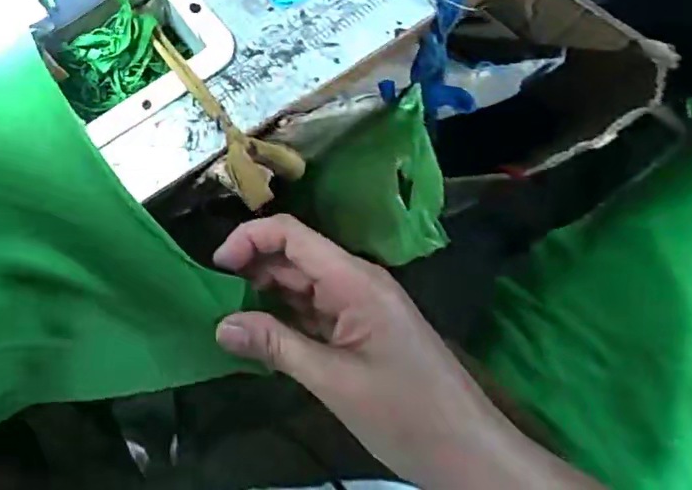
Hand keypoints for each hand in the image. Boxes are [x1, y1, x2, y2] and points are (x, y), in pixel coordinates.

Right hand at [212, 216, 599, 489]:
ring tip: (230, 315)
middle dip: (251, 267)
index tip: (216, 267)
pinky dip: (286, 316)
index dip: (249, 239)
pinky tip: (263, 333)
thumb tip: (221, 325)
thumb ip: (277, 346)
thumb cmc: (409, 416)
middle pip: (293, 254)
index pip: (290, 233)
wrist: (477, 458)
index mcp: (352, 278)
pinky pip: (315, 307)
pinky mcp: (362, 325)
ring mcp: (360, 302)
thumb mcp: (335, 383)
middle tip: (214, 297)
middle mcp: (355, 279)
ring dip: (266, 294)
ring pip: (301, 282)